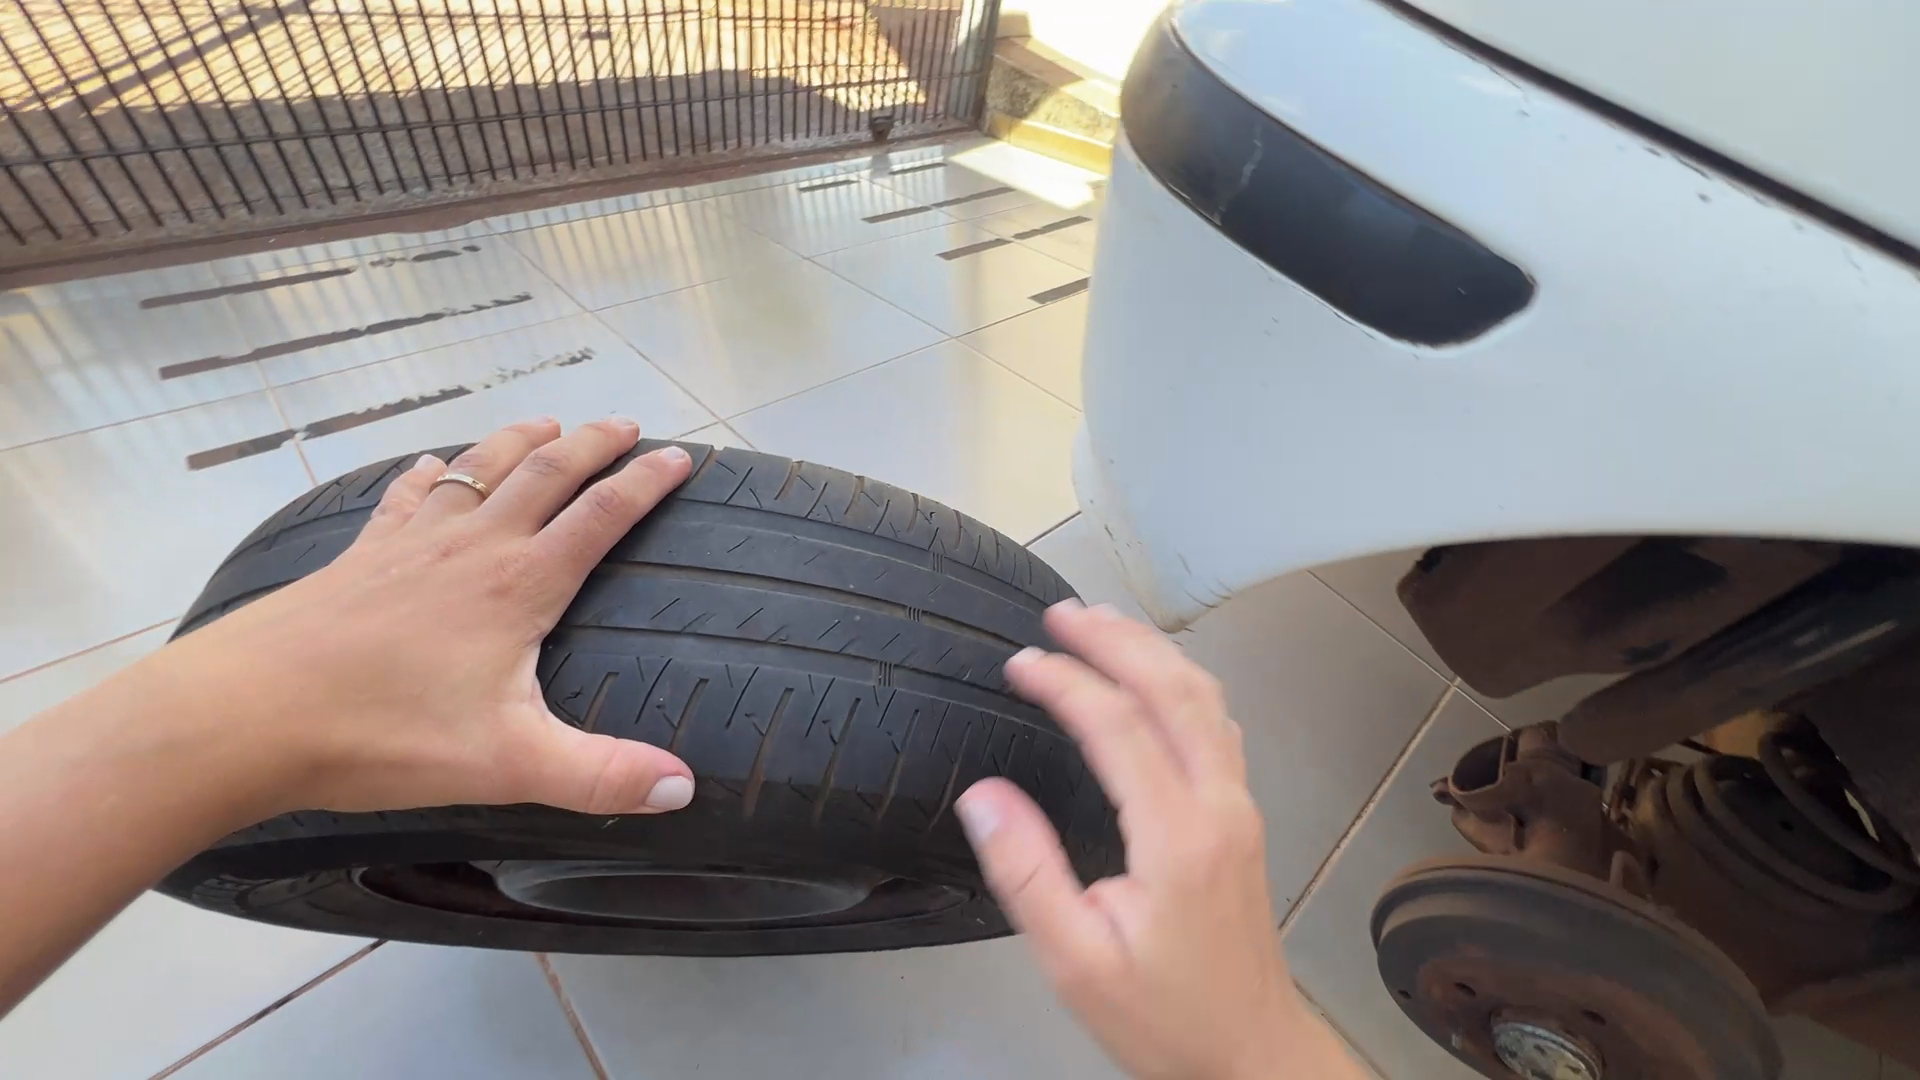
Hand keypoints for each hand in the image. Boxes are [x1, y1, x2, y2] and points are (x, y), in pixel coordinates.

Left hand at [153, 416, 697, 818]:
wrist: (230, 721)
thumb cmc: (380, 736)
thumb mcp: (508, 764)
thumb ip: (603, 776)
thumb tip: (685, 789)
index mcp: (520, 584)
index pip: (602, 515)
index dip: (647, 482)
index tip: (681, 458)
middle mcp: (475, 547)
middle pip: (547, 473)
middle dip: (594, 443)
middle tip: (627, 424)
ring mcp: (413, 544)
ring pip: (480, 470)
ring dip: (521, 441)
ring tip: (550, 423)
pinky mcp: (361, 556)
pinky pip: (406, 499)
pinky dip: (429, 474)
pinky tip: (431, 464)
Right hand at [957, 601, 1359, 1079]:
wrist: (1252, 1053)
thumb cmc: (1163, 1014)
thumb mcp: (1075, 961)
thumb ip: (1027, 873)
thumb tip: (984, 797)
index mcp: (1175, 835)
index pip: (1117, 726)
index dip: (1065, 682)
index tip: (1021, 663)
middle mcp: (1217, 802)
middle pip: (1171, 688)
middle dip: (1113, 640)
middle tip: (1063, 614)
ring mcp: (1238, 801)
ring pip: (1203, 695)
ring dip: (1151, 648)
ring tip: (1102, 621)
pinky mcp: (1240, 809)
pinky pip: (1216, 719)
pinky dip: (1180, 677)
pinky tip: (1156, 671)